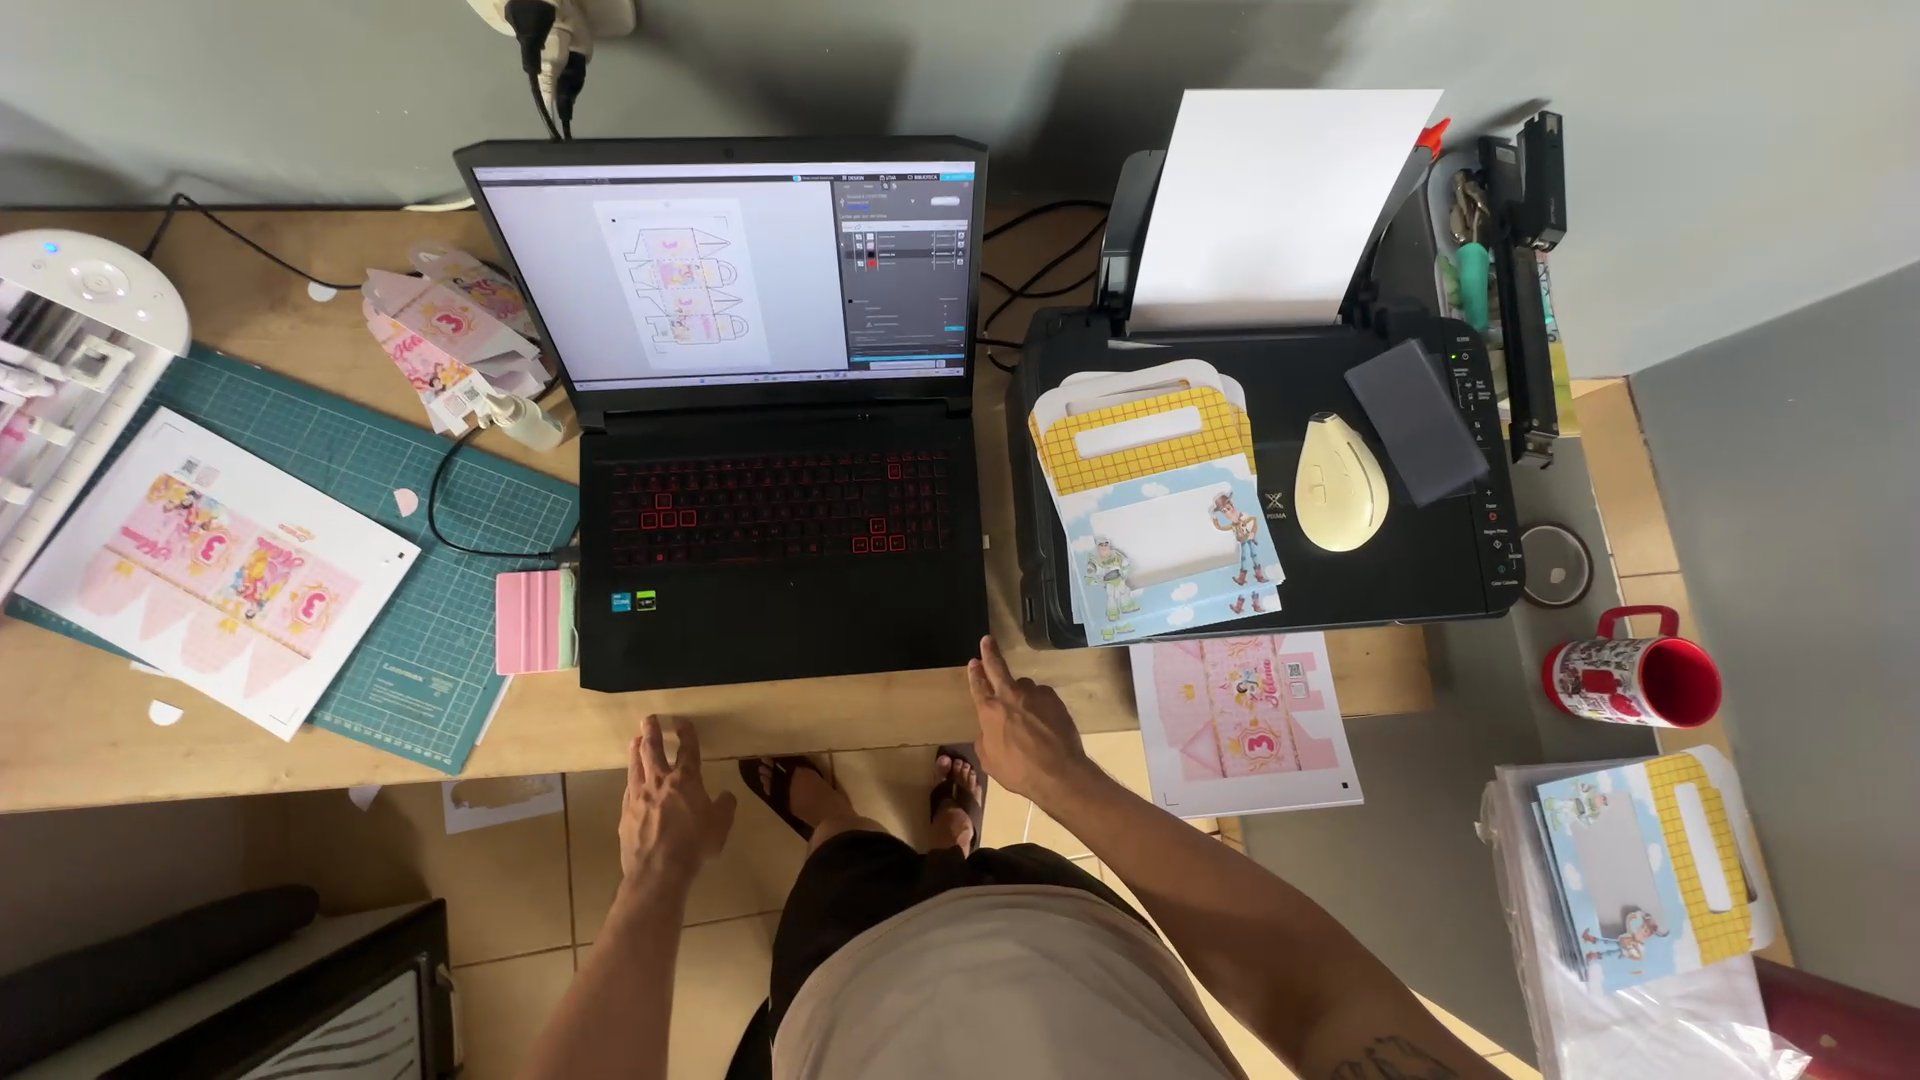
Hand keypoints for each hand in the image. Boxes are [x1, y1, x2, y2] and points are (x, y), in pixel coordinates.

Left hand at [618, 715, 735, 887]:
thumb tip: (726, 796)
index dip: (687, 734)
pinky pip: (628, 789)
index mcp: (686, 780)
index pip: (688, 750)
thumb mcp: (720, 825)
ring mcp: (639, 797)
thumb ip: (725, 806)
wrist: (658, 870)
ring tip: (635, 740)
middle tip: (648, 719)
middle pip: (653, 750)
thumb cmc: (694, 845)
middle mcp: (660, 782)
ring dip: (636, 750)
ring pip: (636, 766)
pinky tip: (631, 779)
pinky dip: (631, 779)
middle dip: (652, 732)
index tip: (682, 722)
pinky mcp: (626, 814)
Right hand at [966, 635, 1093, 801]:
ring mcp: (1034, 695)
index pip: (978, 686)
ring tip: (1028, 716)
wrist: (1057, 772)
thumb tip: (989, 730)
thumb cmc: (1018, 771)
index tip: (973, 661)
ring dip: (1022, 695)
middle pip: (998, 667)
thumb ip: (985, 739)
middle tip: (988, 640)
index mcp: (989, 710)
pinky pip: (1042, 697)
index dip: (975, 673)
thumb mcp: (989, 761)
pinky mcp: (1054, 699)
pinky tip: (1045, 722)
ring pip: (1024, 687)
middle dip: (990, 652)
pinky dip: (1040, 705)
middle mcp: (1010, 696)